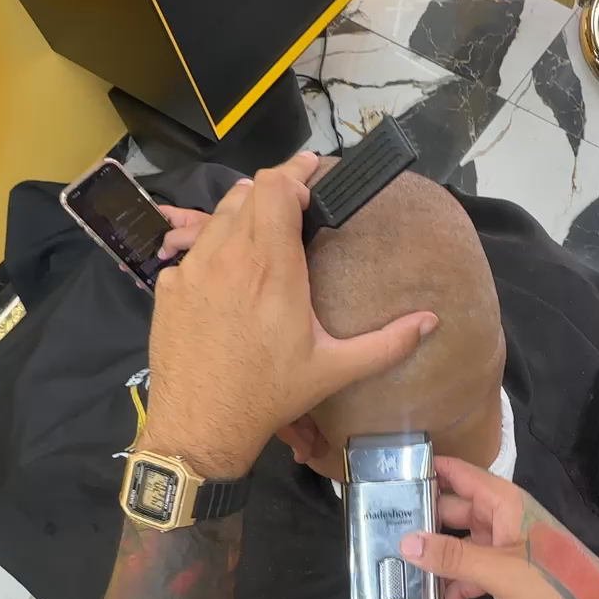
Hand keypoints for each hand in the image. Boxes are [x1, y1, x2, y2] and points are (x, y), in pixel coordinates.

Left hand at [141, 151, 438, 478]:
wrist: (200, 426)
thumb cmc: (270, 395)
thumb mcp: (334, 370)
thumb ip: (387, 343)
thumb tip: (430, 321)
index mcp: (272, 269)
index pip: (276, 188)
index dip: (296, 173)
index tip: (313, 175)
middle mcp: (228, 257)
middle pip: (248, 191)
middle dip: (275, 188)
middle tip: (298, 201)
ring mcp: (192, 269)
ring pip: (219, 215)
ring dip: (246, 213)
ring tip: (267, 232)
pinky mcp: (168, 286)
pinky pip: (195, 249)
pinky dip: (217, 247)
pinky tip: (232, 275)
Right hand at [397, 458, 598, 598]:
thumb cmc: (554, 583)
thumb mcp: (498, 570)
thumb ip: (451, 556)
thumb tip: (405, 542)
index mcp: (502, 502)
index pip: (457, 474)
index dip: (425, 471)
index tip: (387, 477)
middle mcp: (498, 518)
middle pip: (448, 514)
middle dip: (416, 528)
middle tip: (375, 538)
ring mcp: (500, 547)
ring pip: (454, 550)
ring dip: (428, 568)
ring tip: (390, 583)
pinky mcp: (502, 574)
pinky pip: (466, 577)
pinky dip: (447, 593)